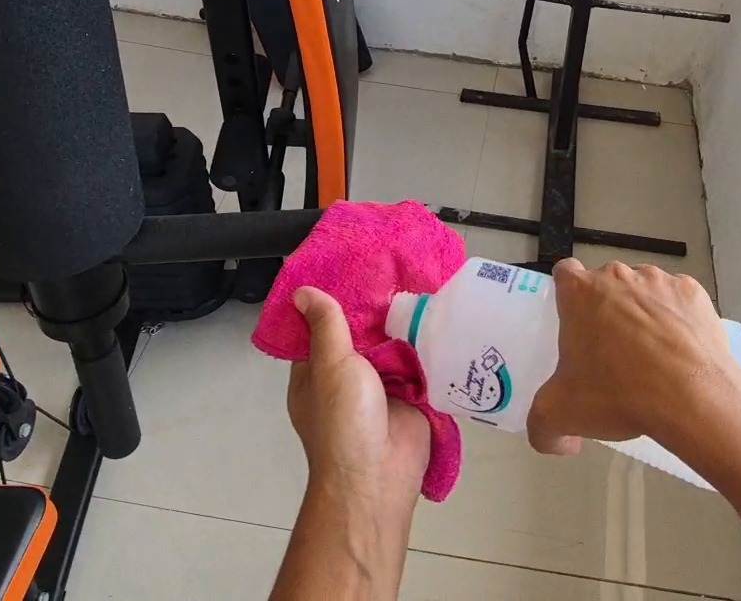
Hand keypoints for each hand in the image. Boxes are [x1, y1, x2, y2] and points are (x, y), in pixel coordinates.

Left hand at [286, 286, 430, 508]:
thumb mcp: (329, 365)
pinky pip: (417, 362)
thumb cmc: (344, 421)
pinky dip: (426, 344)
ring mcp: (380, 386)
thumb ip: (325, 326)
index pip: (321, 327)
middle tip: (395, 266)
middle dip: (377, 309)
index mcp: (316, 372)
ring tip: (421, 279)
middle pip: (361, 333)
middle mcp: (346, 377)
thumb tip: (302, 291)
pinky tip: (439, 312)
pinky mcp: (411, 394)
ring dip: (404, 324)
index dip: (334, 300)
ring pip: (392, 345)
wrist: (381, 475)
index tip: (351, 267)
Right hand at [527, 259, 740, 455]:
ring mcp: (659, 279)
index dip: (568, 295)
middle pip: (606, 284)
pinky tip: (681, 351)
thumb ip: (542, 429)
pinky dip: (677, 318)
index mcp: (580, 292)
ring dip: (643, 312)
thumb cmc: (618, 395)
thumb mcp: (560, 416)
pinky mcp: (693, 292)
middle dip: (607, 309)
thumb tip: (559, 443)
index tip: (575, 322)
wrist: (693, 398)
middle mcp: (617, 275)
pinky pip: (678, 301)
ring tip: (652, 356)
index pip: (564, 273)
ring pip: (643, 290)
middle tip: (611, 351)